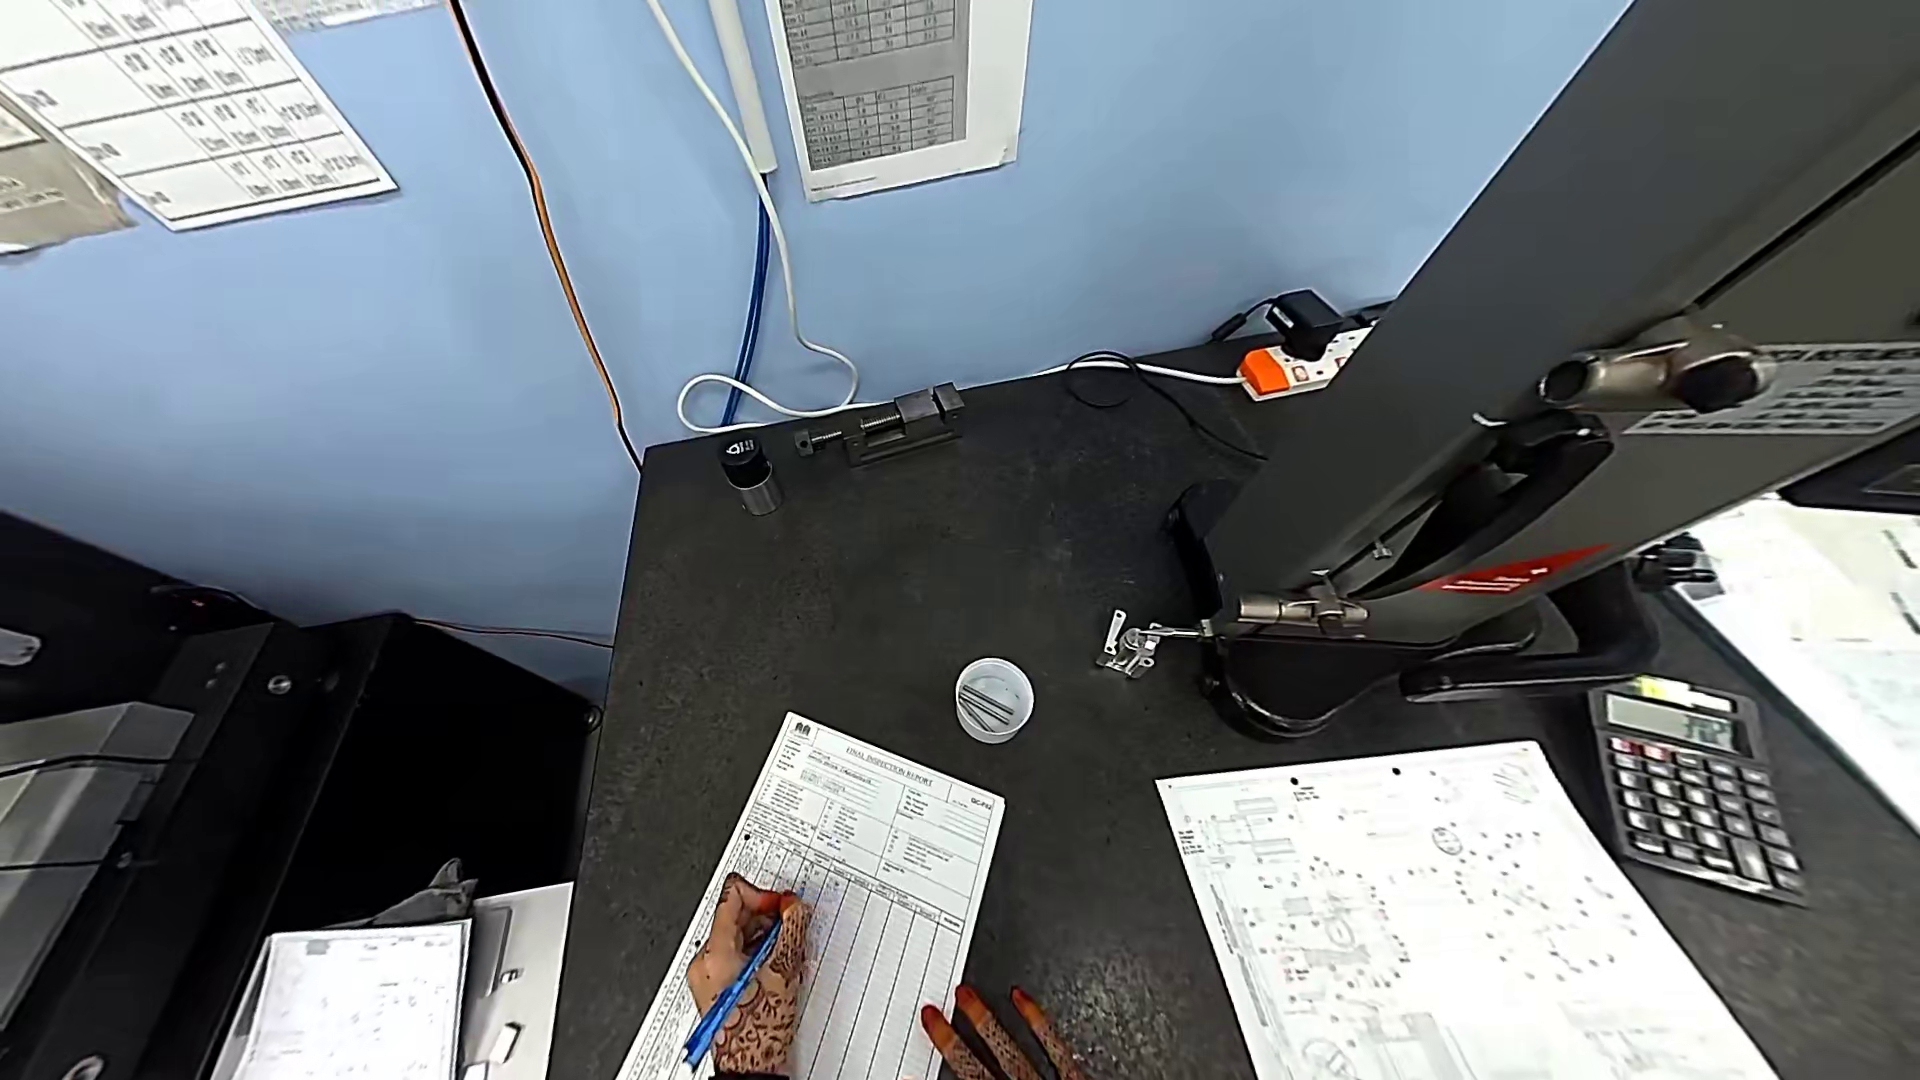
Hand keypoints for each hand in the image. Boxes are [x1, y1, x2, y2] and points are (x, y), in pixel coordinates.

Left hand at [687, 873, 808, 1074]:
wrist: (750, 1069)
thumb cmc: (759, 1029)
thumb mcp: (784, 967)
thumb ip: (792, 926)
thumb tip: (794, 903)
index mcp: (714, 952)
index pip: (733, 894)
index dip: (763, 894)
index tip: (782, 905)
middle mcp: (705, 960)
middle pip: (738, 913)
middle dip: (768, 918)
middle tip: (788, 931)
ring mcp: (708, 974)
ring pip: (740, 932)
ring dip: (767, 935)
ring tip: (785, 953)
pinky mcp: (717, 984)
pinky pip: (738, 951)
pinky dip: (759, 950)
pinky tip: (776, 967)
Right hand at [920, 984, 1090, 1079]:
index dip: (945, 1067)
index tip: (923, 1055)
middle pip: (981, 1071)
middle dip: (954, 1041)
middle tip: (935, 1013)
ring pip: (1012, 1052)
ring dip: (986, 1022)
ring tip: (967, 995)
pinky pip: (1057, 1050)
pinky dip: (1037, 1021)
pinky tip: (1021, 998)